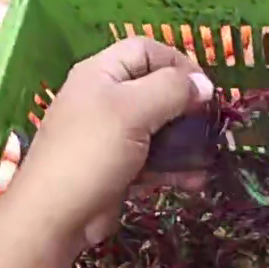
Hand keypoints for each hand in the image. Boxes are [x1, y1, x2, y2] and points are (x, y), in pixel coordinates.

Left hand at [1, 36, 213, 252]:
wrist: (56, 217)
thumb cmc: (92, 153)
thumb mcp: (132, 112)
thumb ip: (171, 90)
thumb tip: (205, 84)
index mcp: (101, 74)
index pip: (146, 50)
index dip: (179, 63)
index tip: (207, 89)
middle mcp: (105, 100)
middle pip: (155, 91)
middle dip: (186, 107)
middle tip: (212, 124)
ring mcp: (111, 137)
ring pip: (157, 130)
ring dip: (185, 142)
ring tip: (209, 156)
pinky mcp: (118, 170)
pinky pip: (152, 161)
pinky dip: (174, 169)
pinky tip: (196, 180)